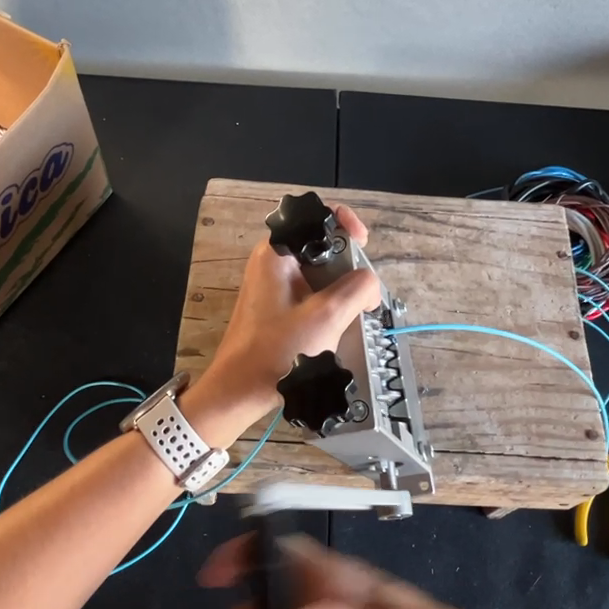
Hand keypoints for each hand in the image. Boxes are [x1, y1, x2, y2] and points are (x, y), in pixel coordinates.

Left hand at [185, 206, 381, 441]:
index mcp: (276, 252)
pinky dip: (327, 304)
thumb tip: (369, 283)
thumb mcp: (328, 316)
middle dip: (347, 265)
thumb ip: (358, 288)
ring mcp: (272, 285)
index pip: (314, 216)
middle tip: (362, 292)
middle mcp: (271, 261)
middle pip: (320, 245)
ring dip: (340, 289)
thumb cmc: (278, 351)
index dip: (344, 223)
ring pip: (318, 271)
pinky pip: (309, 292)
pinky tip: (335, 328)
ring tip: (351, 315)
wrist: (238, 391)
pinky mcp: (275, 306)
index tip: (364, 244)